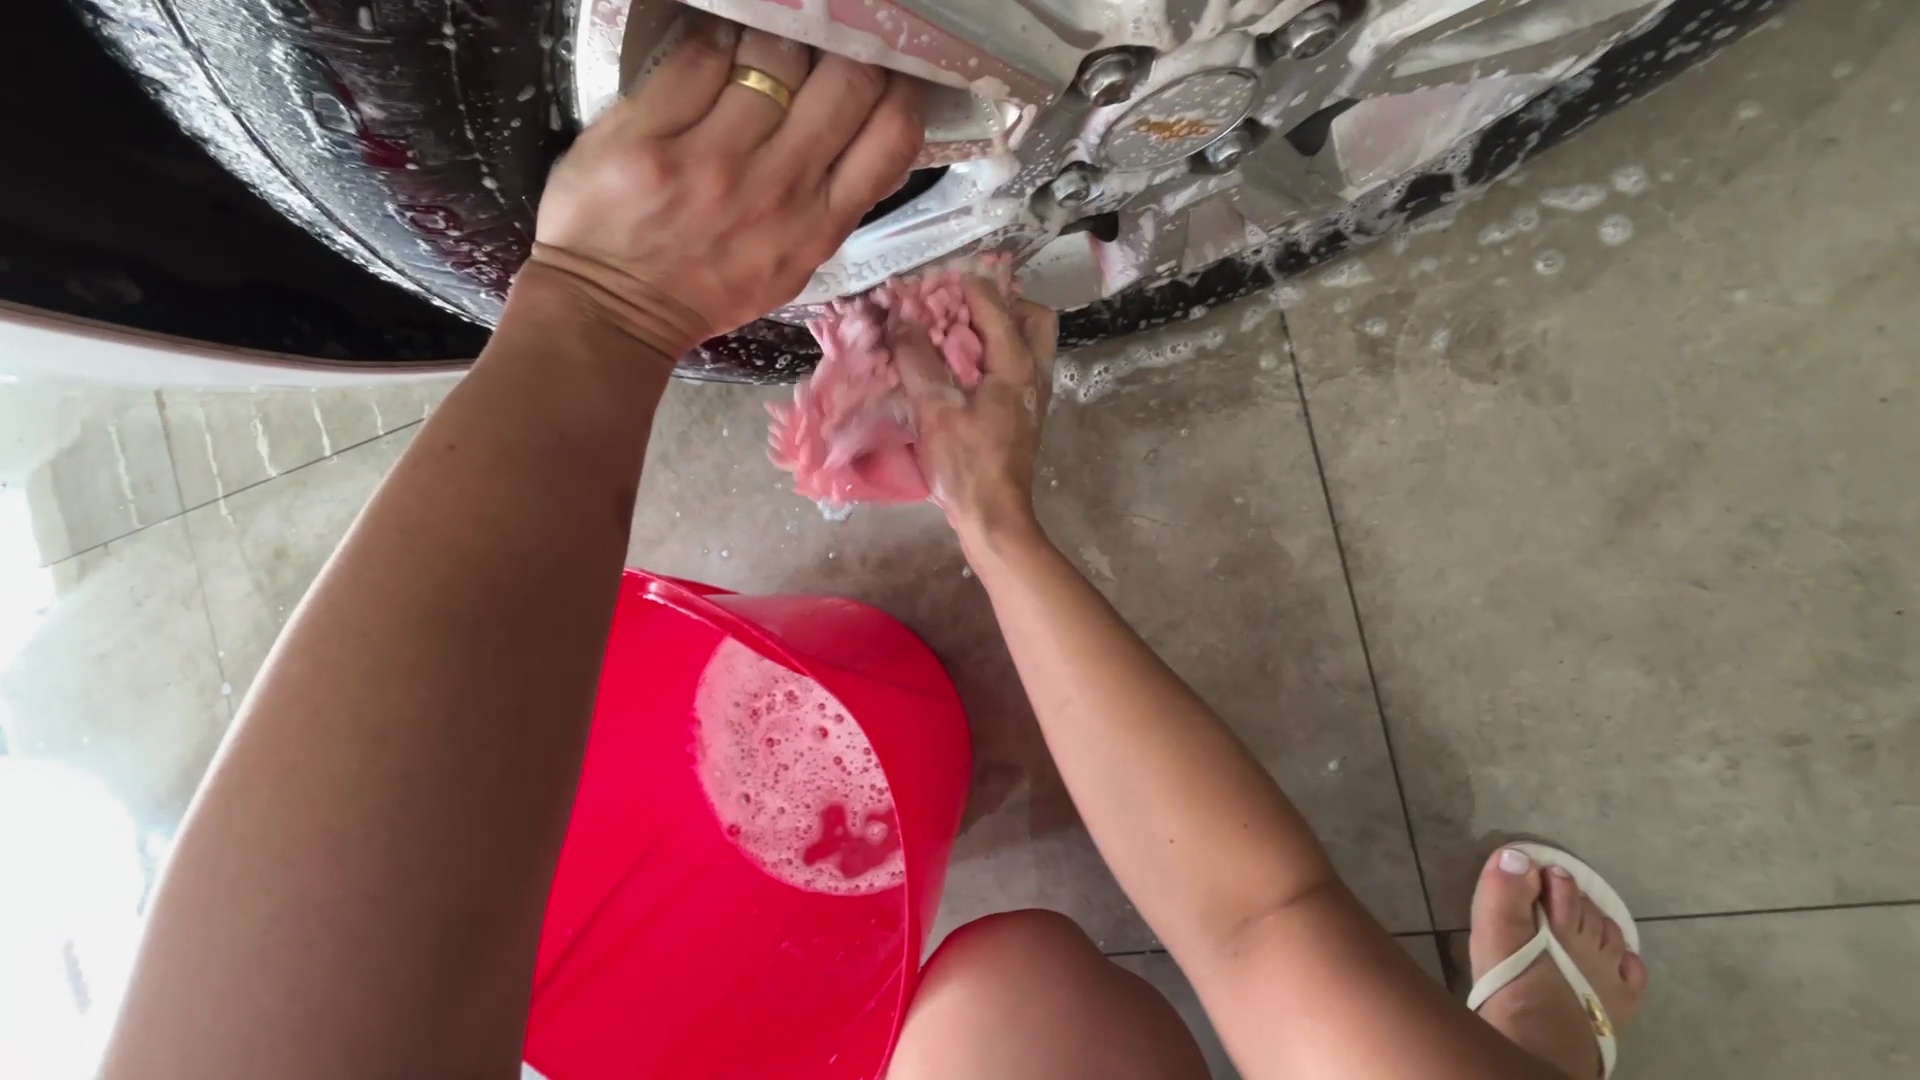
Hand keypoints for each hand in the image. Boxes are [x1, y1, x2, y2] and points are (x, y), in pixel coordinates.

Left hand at [527, 15, 924, 357]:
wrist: (616, 308)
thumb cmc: (710, 288)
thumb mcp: (792, 265)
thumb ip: (831, 205)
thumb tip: (869, 132)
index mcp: (818, 226)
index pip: (892, 136)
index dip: (901, 89)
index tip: (888, 72)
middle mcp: (777, 190)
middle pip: (846, 81)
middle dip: (846, 52)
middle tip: (827, 50)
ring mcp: (712, 160)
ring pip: (775, 55)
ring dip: (774, 44)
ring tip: (759, 62)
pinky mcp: (649, 133)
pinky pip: (703, 55)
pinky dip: (714, 46)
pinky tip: (713, 63)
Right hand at [897, 279, 1058, 542]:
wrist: (993, 515)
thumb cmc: (967, 462)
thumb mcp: (936, 408)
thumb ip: (917, 360)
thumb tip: (899, 321)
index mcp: (1017, 364)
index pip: (994, 304)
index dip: (962, 286)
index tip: (932, 282)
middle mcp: (1033, 373)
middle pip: (1032, 317)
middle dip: (1001, 302)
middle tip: (963, 306)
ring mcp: (1031, 396)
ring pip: (1028, 344)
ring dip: (998, 330)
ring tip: (957, 334)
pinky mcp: (1022, 415)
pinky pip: (1015, 368)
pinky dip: (993, 356)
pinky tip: (961, 370)